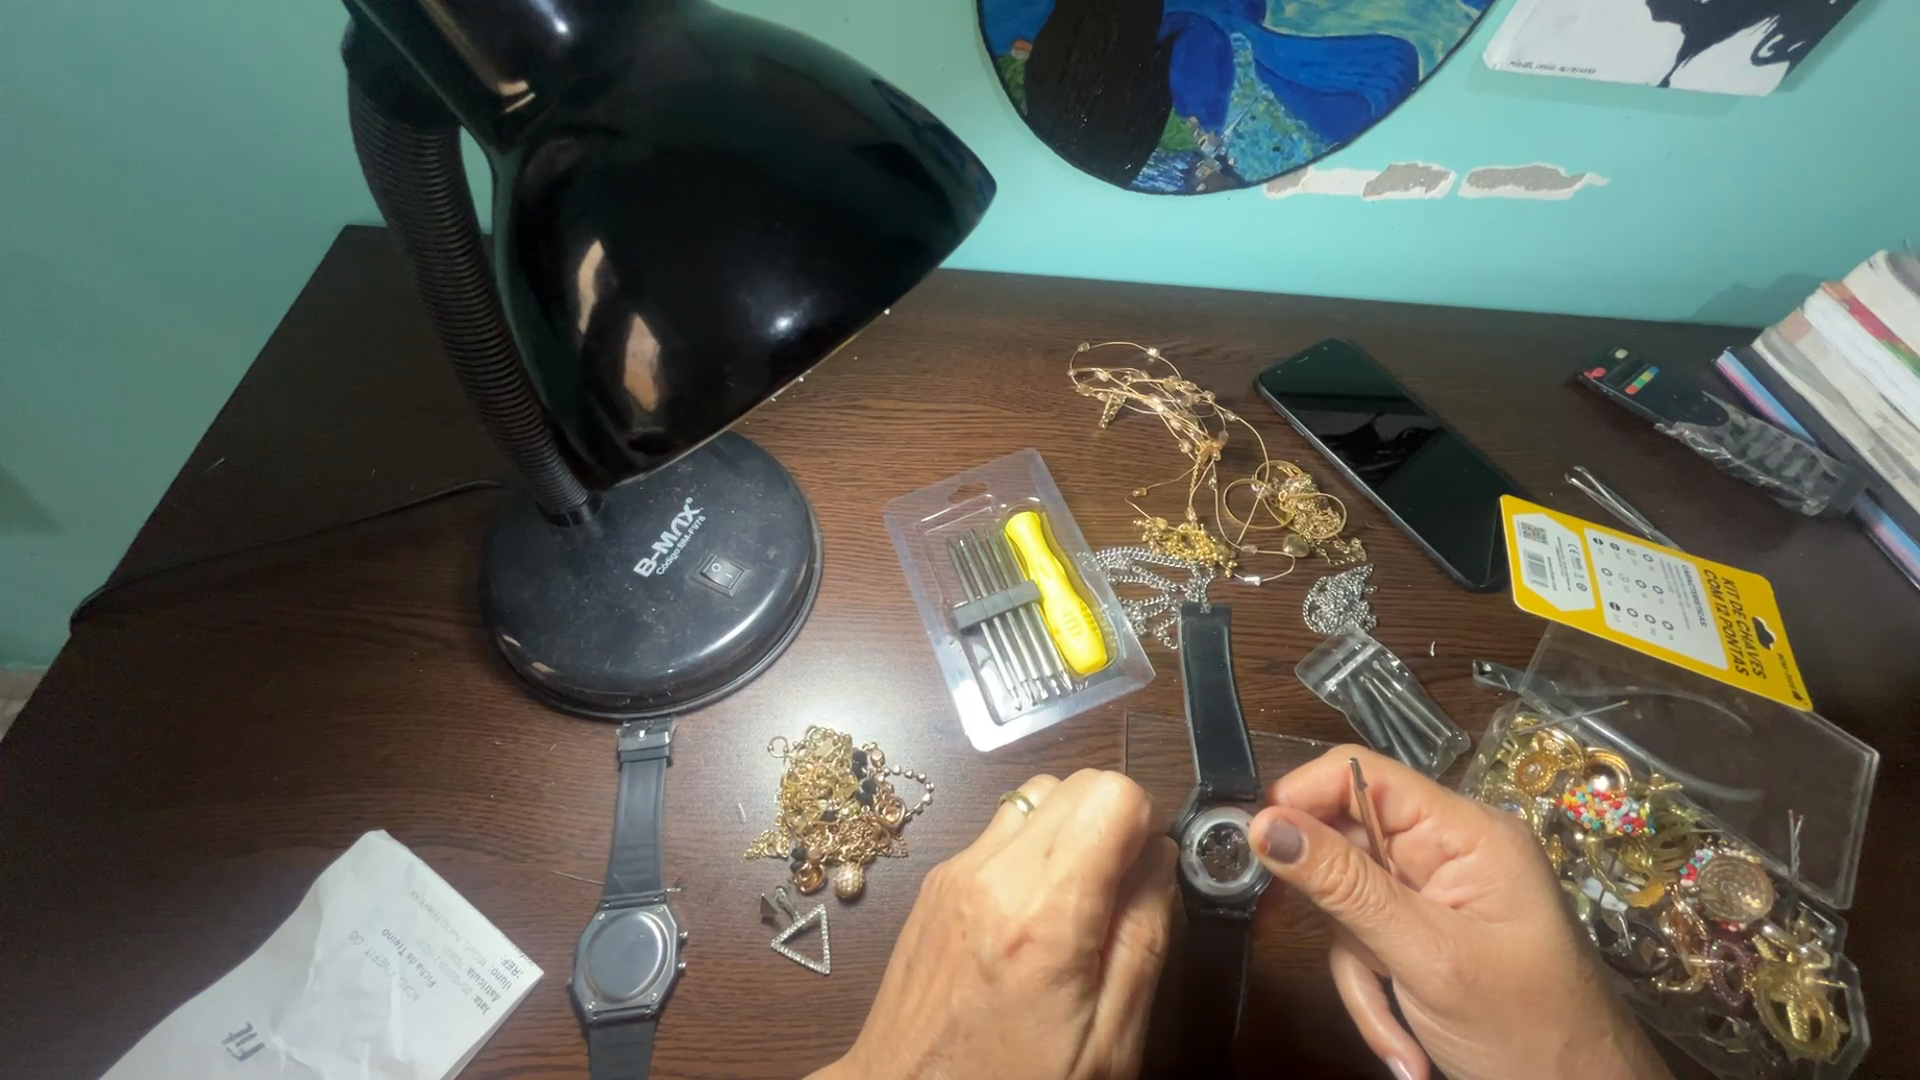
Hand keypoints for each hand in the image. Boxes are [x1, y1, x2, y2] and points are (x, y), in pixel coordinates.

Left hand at [814, 769, 1177, 1079]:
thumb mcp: (1109, 1043)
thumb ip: (1144, 936)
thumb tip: (1159, 855)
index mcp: (1046, 914)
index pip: (1111, 794)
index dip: (1144, 825)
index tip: (1146, 871)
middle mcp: (996, 871)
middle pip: (1076, 781)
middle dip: (1111, 818)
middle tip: (1117, 885)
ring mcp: (959, 867)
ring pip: (1037, 792)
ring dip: (1070, 824)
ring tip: (1076, 892)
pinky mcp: (938, 874)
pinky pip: (1002, 824)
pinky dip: (1032, 842)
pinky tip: (1032, 903)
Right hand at [1251, 747, 1669, 1079]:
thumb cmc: (1534, 1037)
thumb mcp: (1429, 957)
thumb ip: (1344, 885)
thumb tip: (1264, 825)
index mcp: (1462, 832)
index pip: (1360, 775)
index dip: (1302, 795)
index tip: (1257, 841)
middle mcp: (1443, 850)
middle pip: (1342, 836)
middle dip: (1326, 903)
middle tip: (1285, 929)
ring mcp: (1430, 893)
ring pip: (1343, 896)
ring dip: (1354, 964)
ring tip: (1393, 1028)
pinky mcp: (1418, 931)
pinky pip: (1359, 936)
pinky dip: (1368, 988)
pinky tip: (1405, 1042)